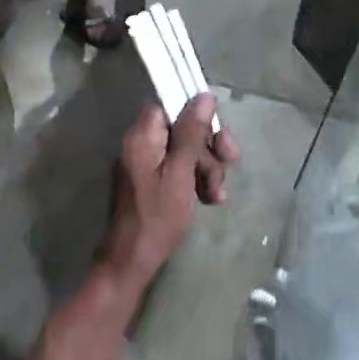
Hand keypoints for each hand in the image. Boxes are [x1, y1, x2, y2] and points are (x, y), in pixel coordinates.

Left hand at [98, 94, 239, 289]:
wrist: (130, 263)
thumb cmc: (156, 218)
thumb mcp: (180, 174)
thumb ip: (191, 133)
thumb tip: (204, 95)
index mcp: (142, 135)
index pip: (174, 104)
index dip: (199, 117)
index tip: (219, 138)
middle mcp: (141, 142)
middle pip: (183, 127)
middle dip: (209, 147)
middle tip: (228, 165)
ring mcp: (145, 162)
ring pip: (185, 148)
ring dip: (207, 167)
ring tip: (217, 194)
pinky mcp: (150, 180)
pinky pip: (178, 166)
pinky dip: (196, 179)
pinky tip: (210, 198)